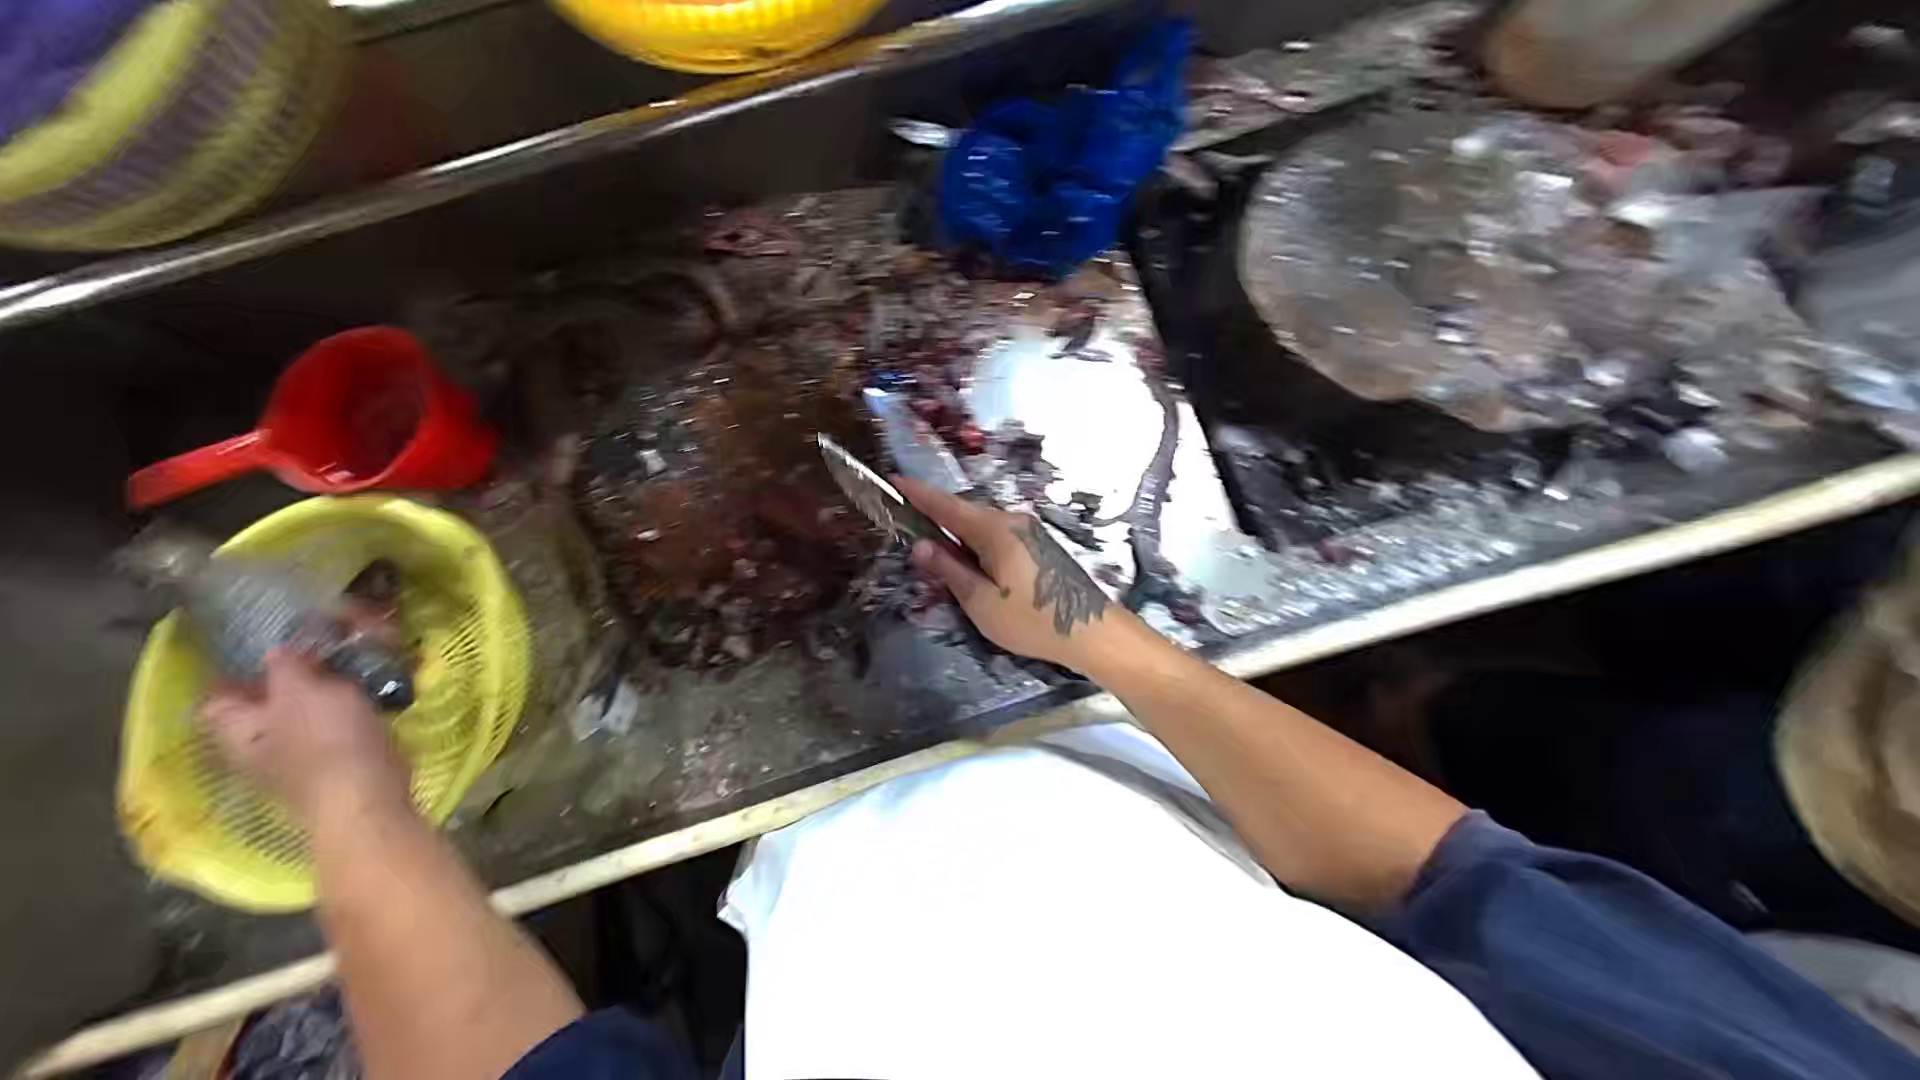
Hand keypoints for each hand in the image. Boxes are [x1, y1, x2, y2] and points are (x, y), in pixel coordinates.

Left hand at [200, 649, 412, 824]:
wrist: (365, 795)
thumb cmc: (326, 741)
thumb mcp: (304, 692)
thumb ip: (286, 668)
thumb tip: (274, 650)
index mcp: (235, 727)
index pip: (218, 693)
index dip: (239, 668)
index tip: (272, 644)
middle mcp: (254, 745)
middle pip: (263, 705)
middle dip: (289, 680)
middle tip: (323, 653)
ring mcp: (292, 759)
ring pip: (300, 717)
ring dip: (323, 696)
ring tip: (353, 672)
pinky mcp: (330, 765)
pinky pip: (331, 730)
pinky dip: (346, 714)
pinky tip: (368, 701)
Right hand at [895, 476, 1146, 673]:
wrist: (1092, 632)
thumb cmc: (1032, 621)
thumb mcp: (981, 601)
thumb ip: (949, 569)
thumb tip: (920, 545)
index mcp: (995, 530)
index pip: (947, 506)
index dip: (918, 494)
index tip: (894, 480)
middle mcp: (1012, 521)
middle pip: (964, 516)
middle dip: (937, 525)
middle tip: (915, 546)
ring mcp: (1028, 531)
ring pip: (981, 529)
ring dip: (959, 542)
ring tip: (945, 569)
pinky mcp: (1037, 545)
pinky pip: (997, 538)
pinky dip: (978, 548)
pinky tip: (976, 572)